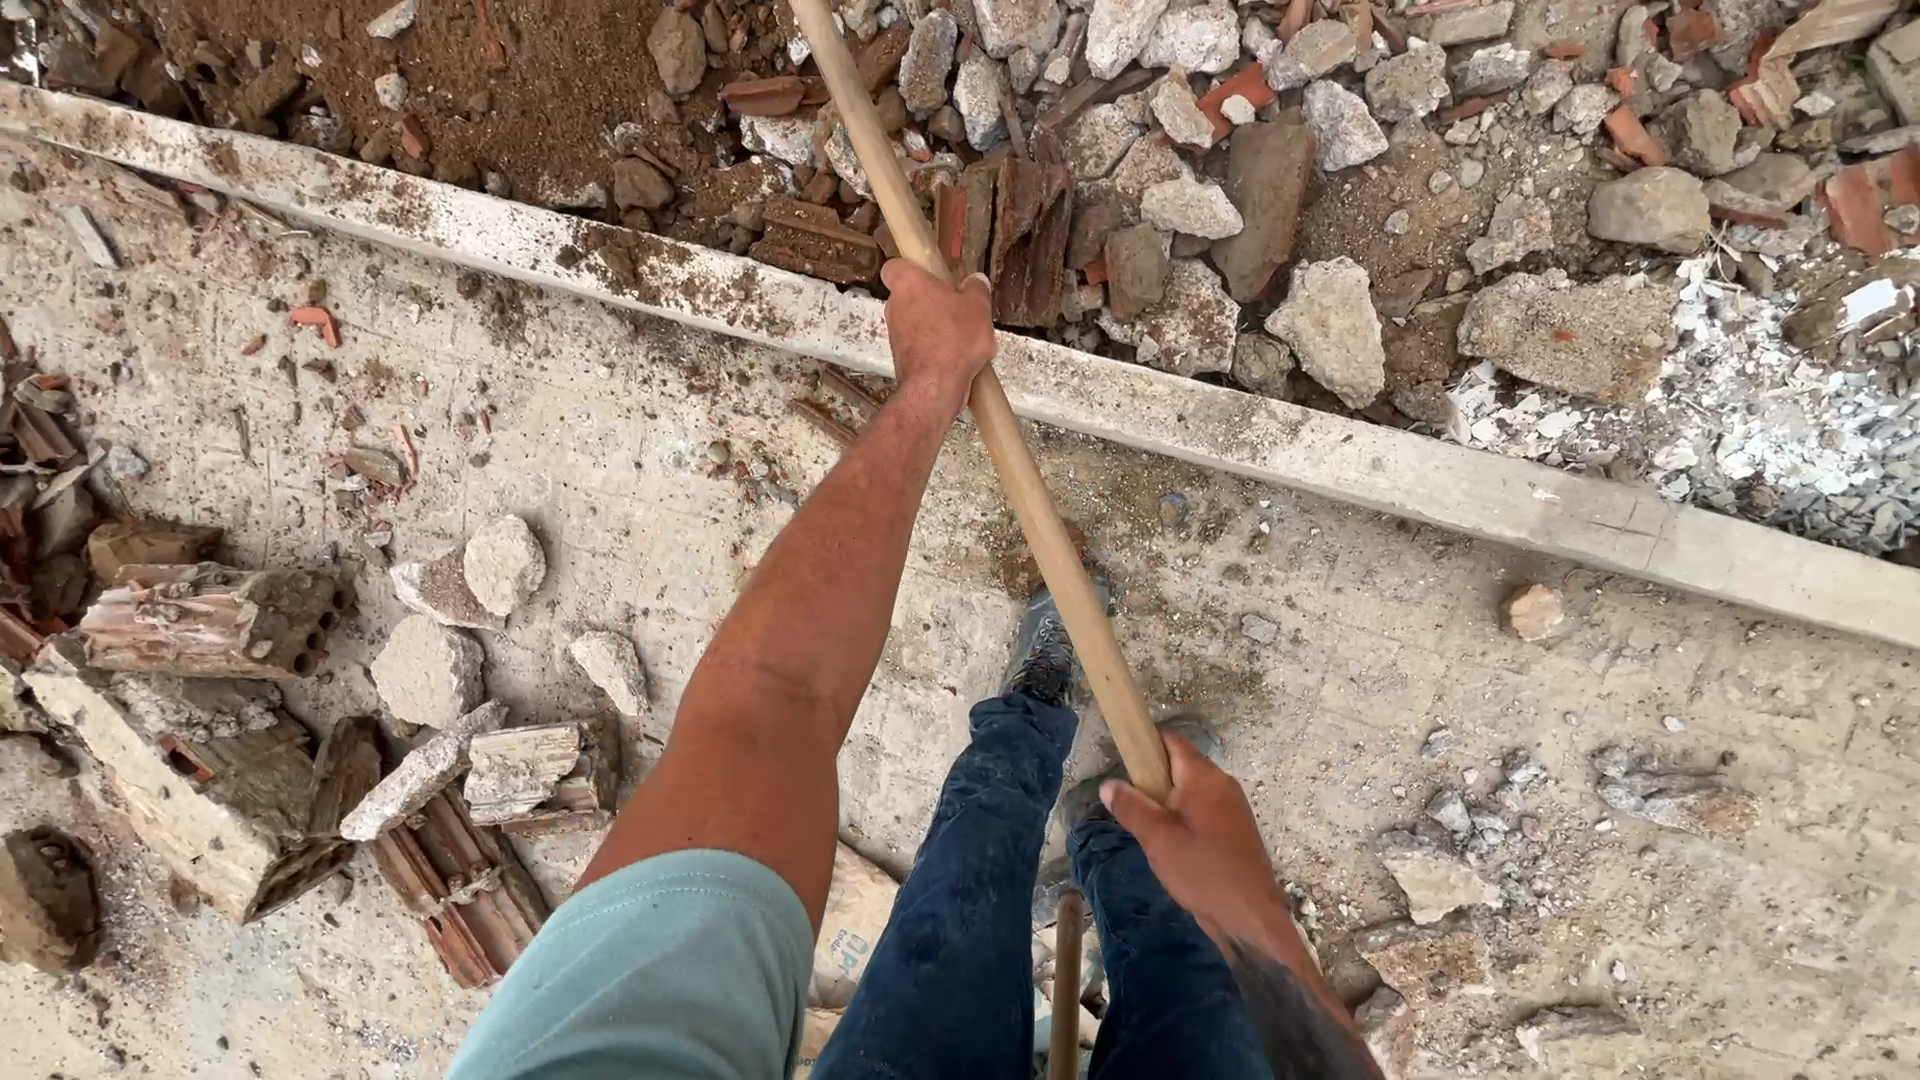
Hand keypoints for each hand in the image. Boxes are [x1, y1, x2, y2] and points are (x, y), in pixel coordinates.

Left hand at [881, 259, 995, 417]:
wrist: (937, 386)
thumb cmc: (953, 339)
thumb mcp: (978, 306)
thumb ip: (977, 289)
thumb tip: (976, 282)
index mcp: (908, 283)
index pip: (895, 266)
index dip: (911, 267)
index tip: (930, 272)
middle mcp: (895, 307)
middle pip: (912, 296)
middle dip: (935, 301)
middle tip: (960, 307)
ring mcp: (896, 335)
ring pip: (919, 323)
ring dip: (939, 328)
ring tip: (967, 338)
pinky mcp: (903, 359)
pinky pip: (923, 347)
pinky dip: (939, 350)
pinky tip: (962, 358)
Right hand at [1101, 734, 1280, 943]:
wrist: (1250, 918)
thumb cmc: (1202, 870)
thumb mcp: (1157, 837)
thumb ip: (1130, 806)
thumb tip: (1108, 785)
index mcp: (1204, 776)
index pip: (1170, 740)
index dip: (1145, 743)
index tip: (1121, 760)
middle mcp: (1222, 783)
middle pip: (1179, 766)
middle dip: (1152, 779)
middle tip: (1130, 803)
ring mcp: (1232, 807)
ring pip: (1189, 791)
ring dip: (1166, 803)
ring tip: (1147, 828)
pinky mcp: (1234, 830)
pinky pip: (1202, 811)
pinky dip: (1183, 819)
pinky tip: (1171, 845)